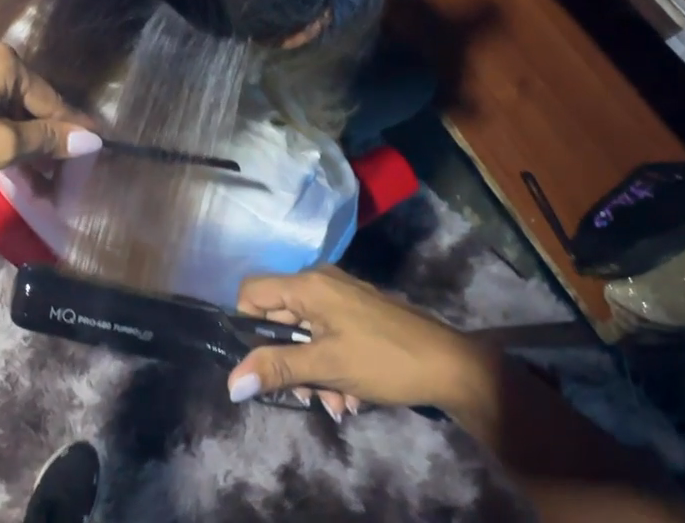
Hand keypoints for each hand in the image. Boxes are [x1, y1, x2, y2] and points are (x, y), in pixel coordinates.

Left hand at [0, 36, 100, 182]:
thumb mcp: (1, 145)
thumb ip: (47, 140)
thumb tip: (91, 139)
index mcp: (3, 58)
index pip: (49, 99)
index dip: (71, 128)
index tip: (95, 146)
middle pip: (23, 96)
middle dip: (39, 135)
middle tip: (52, 173)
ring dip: (14, 130)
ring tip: (25, 169)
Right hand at [226, 267, 494, 417]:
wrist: (454, 367)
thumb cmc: (386, 360)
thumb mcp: (327, 367)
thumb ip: (277, 369)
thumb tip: (231, 382)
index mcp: (307, 286)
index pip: (251, 292)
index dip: (247, 327)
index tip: (264, 362)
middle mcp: (320, 282)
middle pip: (279, 319)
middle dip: (289, 362)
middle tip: (309, 396)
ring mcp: (342, 297)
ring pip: (305, 334)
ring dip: (314, 372)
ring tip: (340, 403)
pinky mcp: (359, 313)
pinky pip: (328, 336)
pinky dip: (332, 365)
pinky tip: (353, 394)